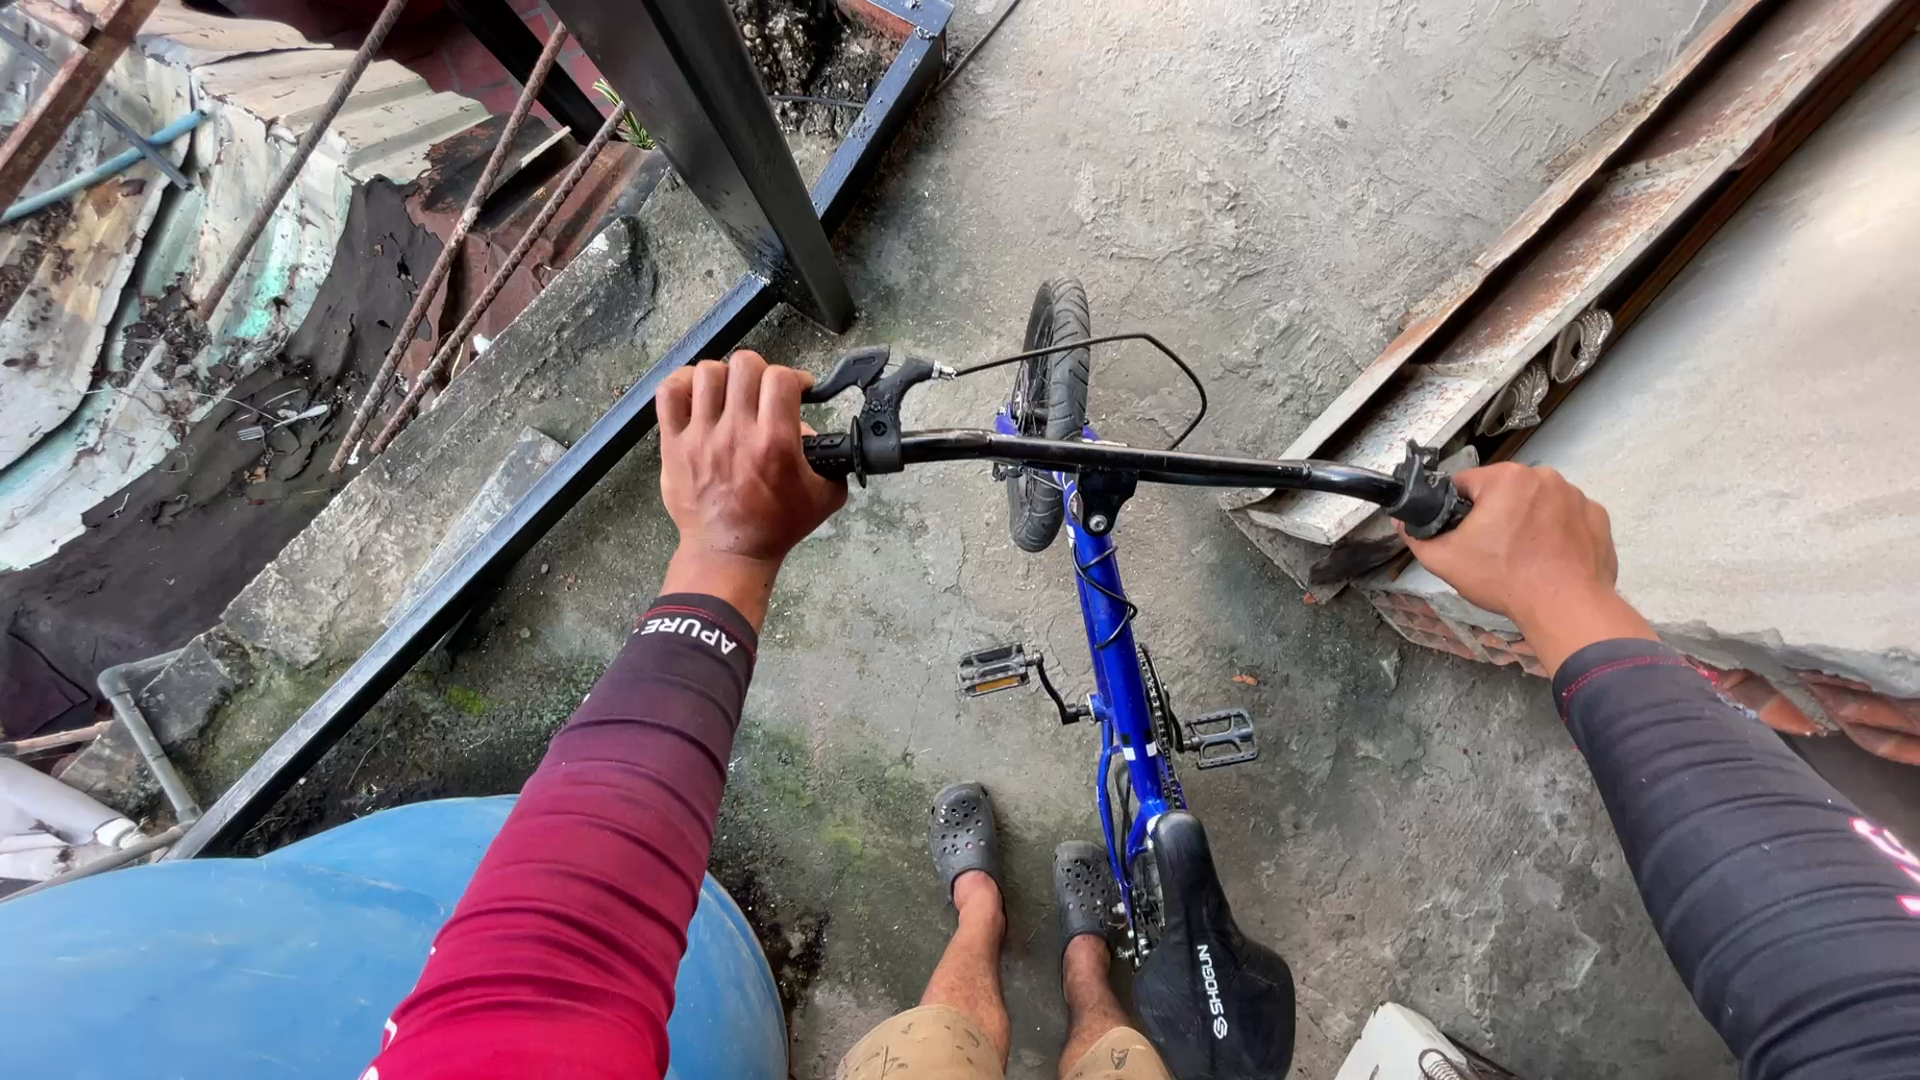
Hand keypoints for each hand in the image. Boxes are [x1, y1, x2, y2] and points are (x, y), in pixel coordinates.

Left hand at [656, 351, 846, 626]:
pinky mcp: (674, 444)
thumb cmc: (776, 527)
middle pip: (745, 365)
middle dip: (761, 372)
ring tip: (732, 394)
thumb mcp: (825, 496)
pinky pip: (670, 392)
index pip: (781, 378)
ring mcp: (701, 436)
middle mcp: (737, 433)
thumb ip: (832, 461)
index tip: (797, 390)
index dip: (794, 377)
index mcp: (775, 444)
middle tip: (764, 391)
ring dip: (725, 376)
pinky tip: (699, 394)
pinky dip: (684, 383)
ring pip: (708, 372)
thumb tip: (809, 430)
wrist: (730, 552)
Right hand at [1398, 463, 1654, 673]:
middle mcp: (1545, 477)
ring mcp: (1577, 496)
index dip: (1454, 509)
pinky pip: (1564, 517)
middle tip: (1486, 547)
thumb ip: (1415, 535)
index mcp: (1506, 479)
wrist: (1564, 606)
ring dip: (1523, 520)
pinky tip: (1545, 556)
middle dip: (1491, 513)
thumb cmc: (1503, 577)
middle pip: (1501, 491)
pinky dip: (1553, 531)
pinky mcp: (1598, 517)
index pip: (1464, 483)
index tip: (1459, 533)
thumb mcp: (1441, 559)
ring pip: (1534, 502)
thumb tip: (1403, 521)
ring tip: (1518, 554)